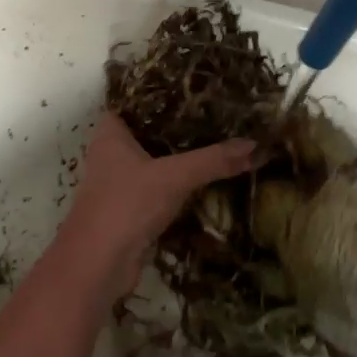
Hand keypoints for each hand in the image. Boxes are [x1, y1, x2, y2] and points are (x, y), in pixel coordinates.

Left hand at [62, 114, 256, 297]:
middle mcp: (112, 151)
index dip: (170, 95)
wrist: (99, 265)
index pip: (141, 101)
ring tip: (224, 144)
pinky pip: (162, 188)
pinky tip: (211, 180)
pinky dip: (182, 185)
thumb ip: (214, 160)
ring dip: (185, 159)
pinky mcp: (132, 207)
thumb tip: (257, 146)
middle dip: (185, 129)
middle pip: (153, 132)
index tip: (204, 91)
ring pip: (158, 161)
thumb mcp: (174, 177)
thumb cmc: (127, 205)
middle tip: (224, 118)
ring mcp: (120, 181)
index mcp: (111, 131)